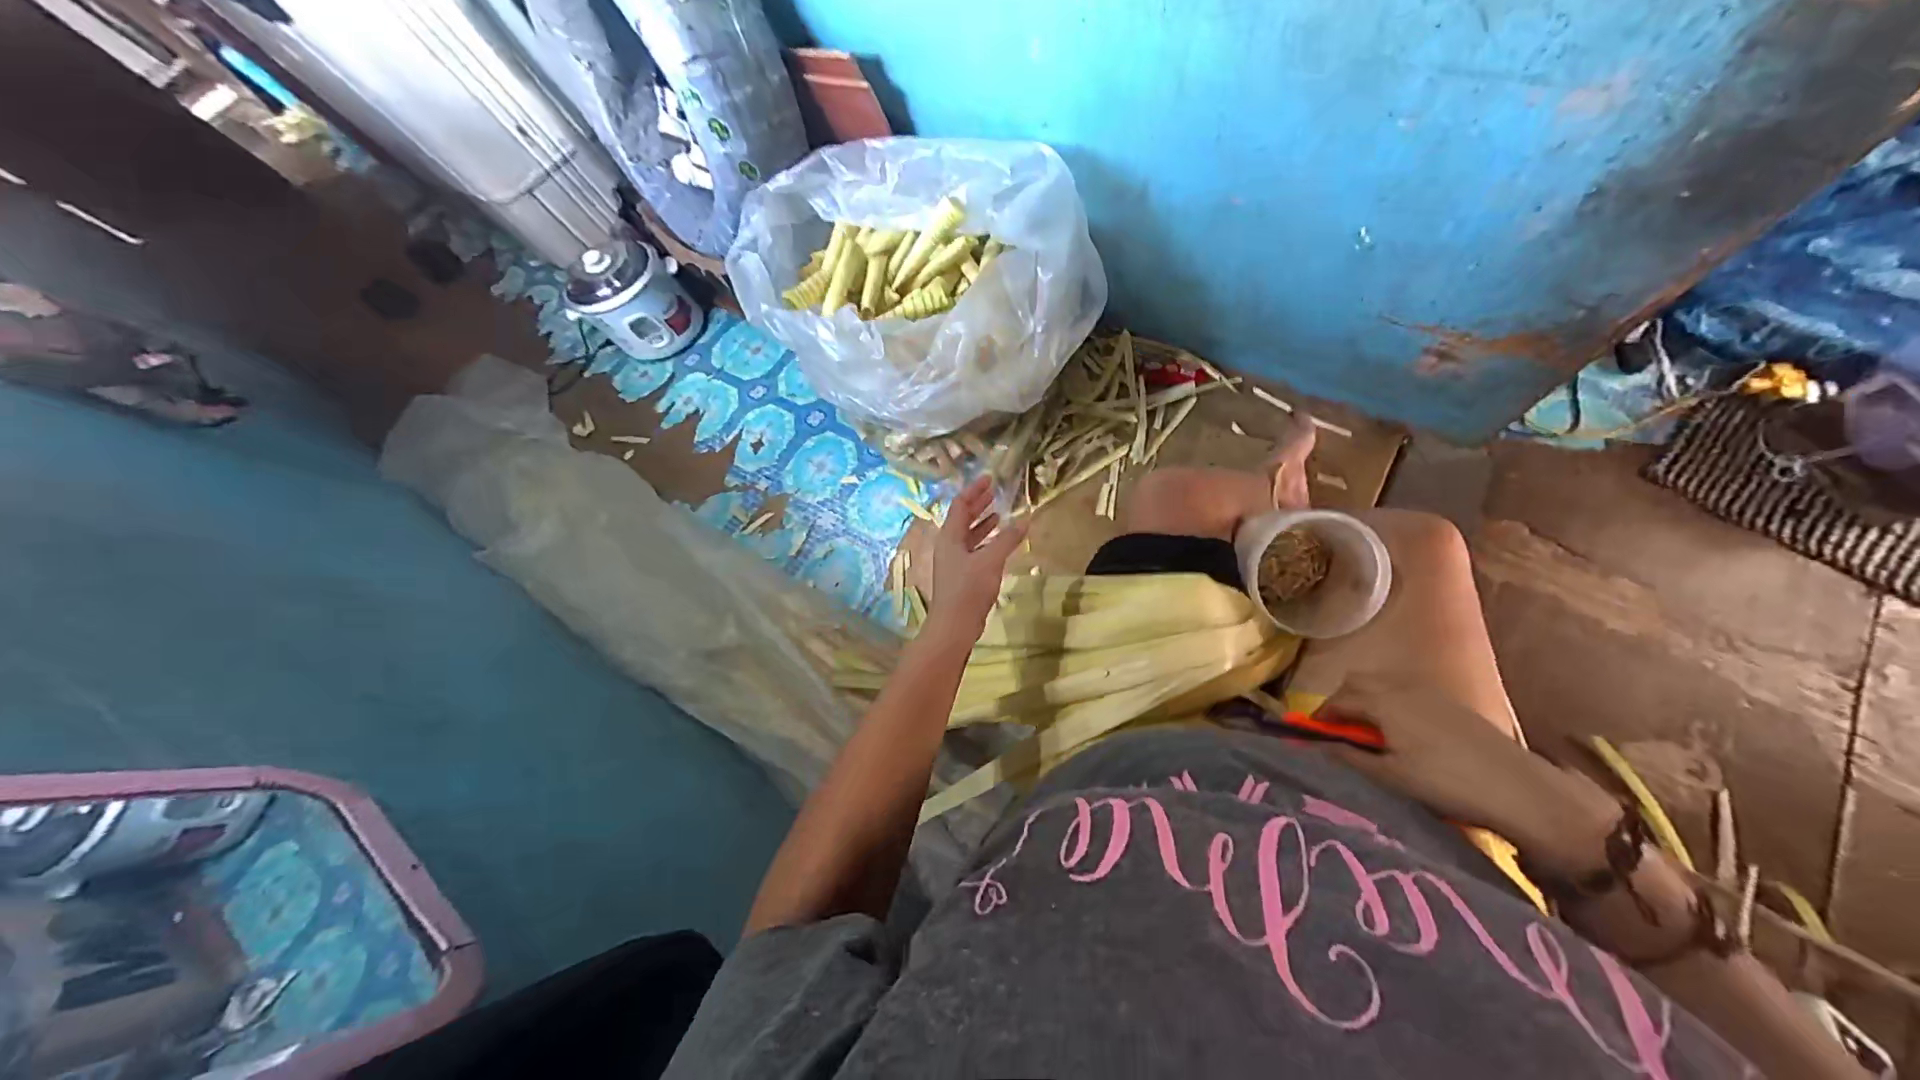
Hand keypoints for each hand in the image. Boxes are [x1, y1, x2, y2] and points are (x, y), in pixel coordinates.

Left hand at [927, 475, 1026, 639]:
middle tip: (994, 491)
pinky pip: (974, 549)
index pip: (960, 505)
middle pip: (963, 518)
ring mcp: (954, 561)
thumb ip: (1007, 539)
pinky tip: (999, 542)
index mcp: (950, 537)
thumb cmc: (968, 589)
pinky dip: (986, 541)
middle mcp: (949, 545)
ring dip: (983, 523)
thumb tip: (1025, 519)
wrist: (954, 625)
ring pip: (969, 535)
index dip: (974, 490)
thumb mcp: (990, 561)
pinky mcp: (962, 575)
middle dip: (978, 504)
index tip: (989, 479)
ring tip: (999, 513)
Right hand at [1317, 675, 1619, 872]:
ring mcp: (1431, 692)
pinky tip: (1402, 733)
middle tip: (1339, 732)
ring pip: (1383, 683)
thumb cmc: (1446, 783)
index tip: (1313, 737)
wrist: (1521, 791)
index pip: (1337, 699)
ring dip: (1367, 700)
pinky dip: (1391, 702)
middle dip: (1342, 701)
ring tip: (1368, 734)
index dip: (1320, 717)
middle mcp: (1403, 687)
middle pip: (1358, 681)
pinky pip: (1406, 691)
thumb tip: (1314, 746)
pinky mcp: (1452, 703)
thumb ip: (1349, 757)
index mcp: (1383, 701)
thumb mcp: (1391, 776)